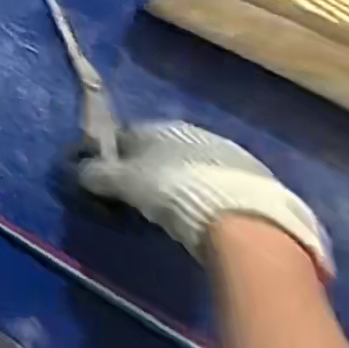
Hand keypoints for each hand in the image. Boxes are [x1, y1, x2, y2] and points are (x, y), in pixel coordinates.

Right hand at [79, 121, 331, 275]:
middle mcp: (198, 133)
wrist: (242, 221)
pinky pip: (223, 184)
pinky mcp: (265, 181)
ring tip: (174, 207)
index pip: (126, 136)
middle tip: (140, 194)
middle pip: (164, 150)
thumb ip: (95, 173)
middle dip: (151, 168)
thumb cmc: (166, 190)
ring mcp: (237, 156)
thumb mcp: (116, 182)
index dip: (114, 157)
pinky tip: (205, 213)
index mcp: (160, 126)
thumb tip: (83, 171)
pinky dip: (211, 194)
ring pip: (196, 167)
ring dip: (183, 181)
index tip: (108, 177)